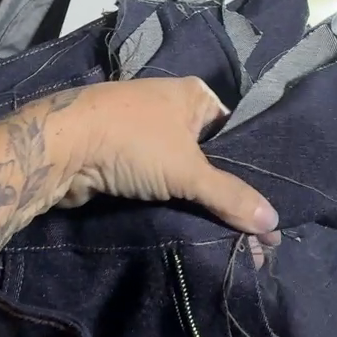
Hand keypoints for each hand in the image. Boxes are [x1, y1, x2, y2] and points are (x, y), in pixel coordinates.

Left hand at [47, 77, 279, 241]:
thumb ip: (230, 197)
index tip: (267, 211)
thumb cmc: (132, 142)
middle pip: (210, 156)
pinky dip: (171, 204)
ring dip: (197, 202)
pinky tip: (190, 230)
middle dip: (226, 193)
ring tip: (228, 240)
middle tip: (252, 235)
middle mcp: (172, 108)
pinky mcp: (123, 158)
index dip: (251, 170)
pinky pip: (157, 183)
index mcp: (193, 95)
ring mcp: (145, 133)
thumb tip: (275, 222)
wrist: (61, 148)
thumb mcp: (188, 170)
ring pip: (182, 173)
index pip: (234, 132)